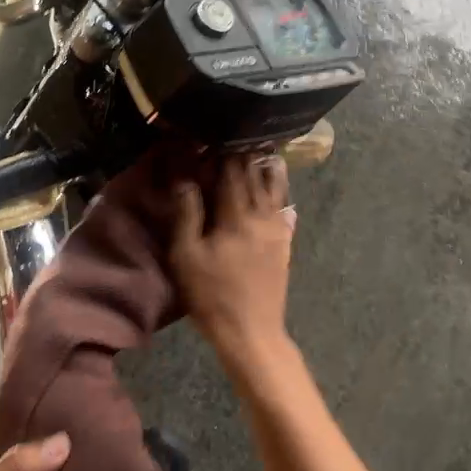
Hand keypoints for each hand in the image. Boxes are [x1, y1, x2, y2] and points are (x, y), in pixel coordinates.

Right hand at [171, 152, 294, 352]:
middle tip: (235, 139)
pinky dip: (280, 194)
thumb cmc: (211, 294)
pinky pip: (285, 210)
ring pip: (275, 189)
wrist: (250, 331)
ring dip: (266, 169)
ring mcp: (278, 230)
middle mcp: (262, 216)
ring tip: (262, 152)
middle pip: (256, 176)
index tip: (209, 140)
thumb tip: (185, 180)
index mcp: (236, 215)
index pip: (230, 172)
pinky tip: (279, 193)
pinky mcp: (285, 245)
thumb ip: (187, 214)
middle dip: (244, 156)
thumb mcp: (186, 255)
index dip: (220, 153)